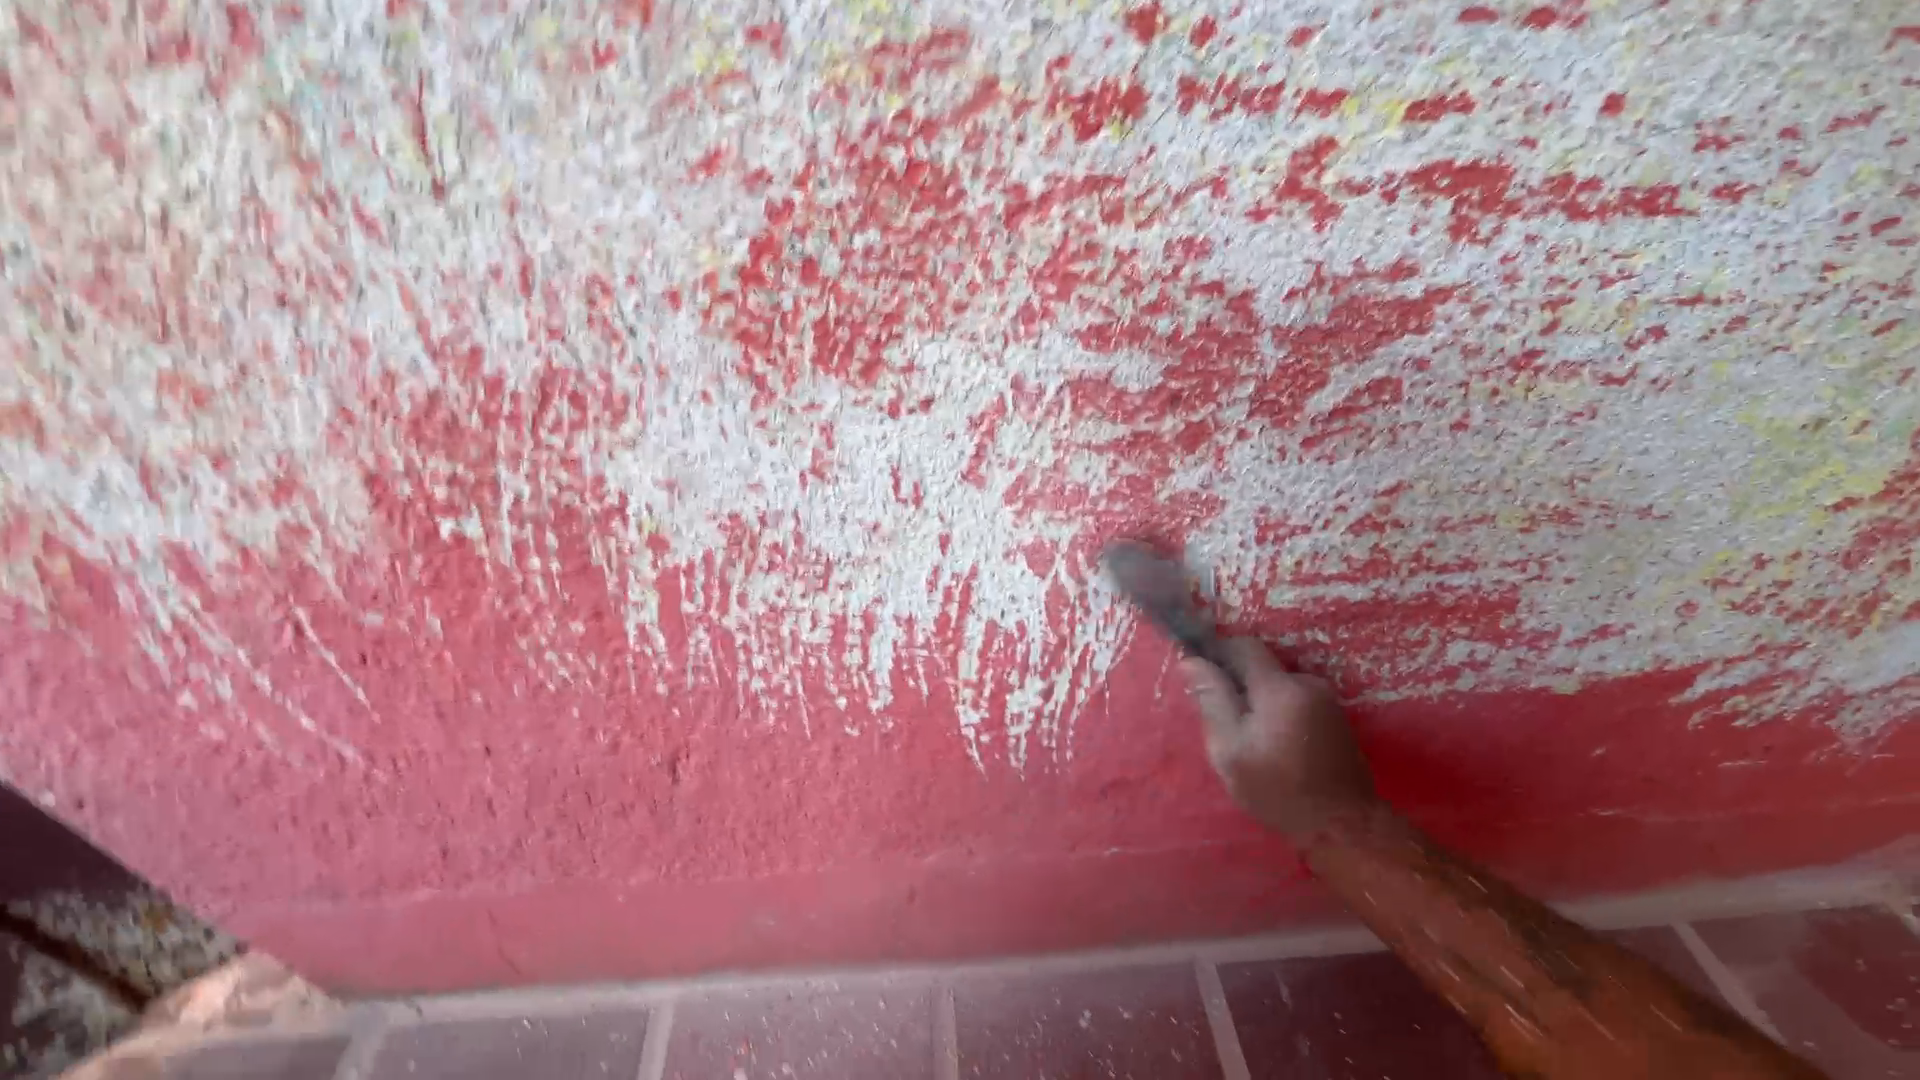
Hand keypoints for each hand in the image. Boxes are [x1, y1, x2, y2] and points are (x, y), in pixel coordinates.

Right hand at [1182, 638, 1378, 839]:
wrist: (1343, 827)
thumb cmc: (1278, 790)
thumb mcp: (1230, 750)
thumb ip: (1211, 699)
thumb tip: (1192, 661)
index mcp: (1279, 688)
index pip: (1243, 645)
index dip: (1218, 653)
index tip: (1202, 677)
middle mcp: (1307, 683)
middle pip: (1261, 667)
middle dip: (1238, 685)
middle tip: (1223, 721)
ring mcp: (1326, 700)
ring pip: (1277, 685)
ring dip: (1259, 701)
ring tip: (1250, 740)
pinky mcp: (1336, 718)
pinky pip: (1295, 700)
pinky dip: (1278, 713)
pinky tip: (1274, 745)